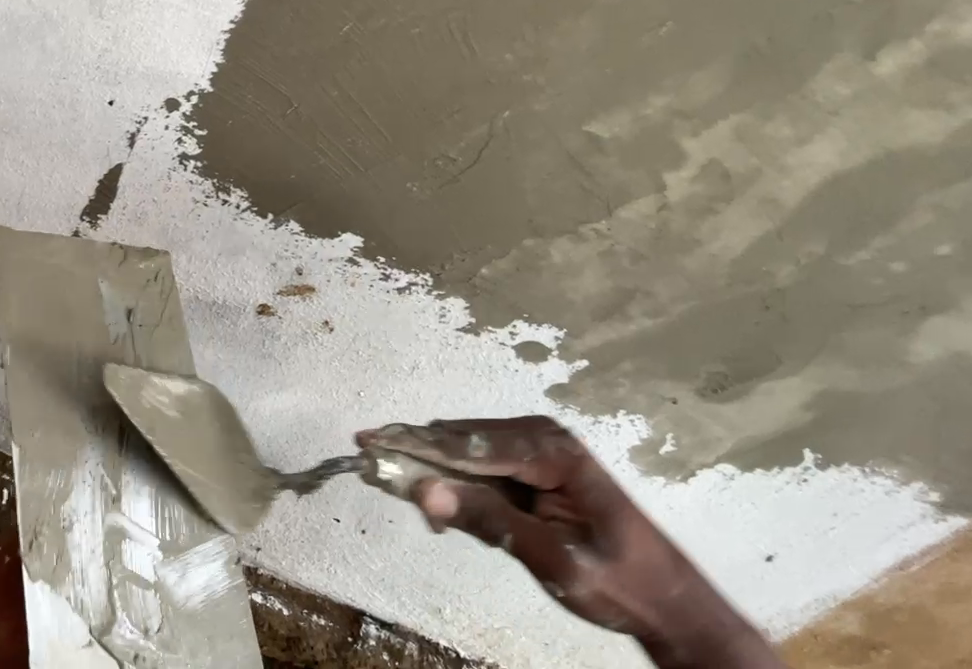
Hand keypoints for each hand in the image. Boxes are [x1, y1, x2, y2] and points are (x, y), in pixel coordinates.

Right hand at [358, 417, 783, 668]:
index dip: (414, 445)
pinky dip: (453, 481)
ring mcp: (536, 449)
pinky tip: (443, 503)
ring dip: (434, 472)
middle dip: (418, 457)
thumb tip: (423, 491)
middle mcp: (541, 437)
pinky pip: (477, 464)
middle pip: (460, 439)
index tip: (368, 441)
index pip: (468, 444)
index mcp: (553, 452)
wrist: (673, 606)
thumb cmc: (623, 585)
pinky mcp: (531, 466)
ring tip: (411, 497)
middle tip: (378, 473)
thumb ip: (489, 522)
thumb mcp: (555, 560)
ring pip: (463, 450)